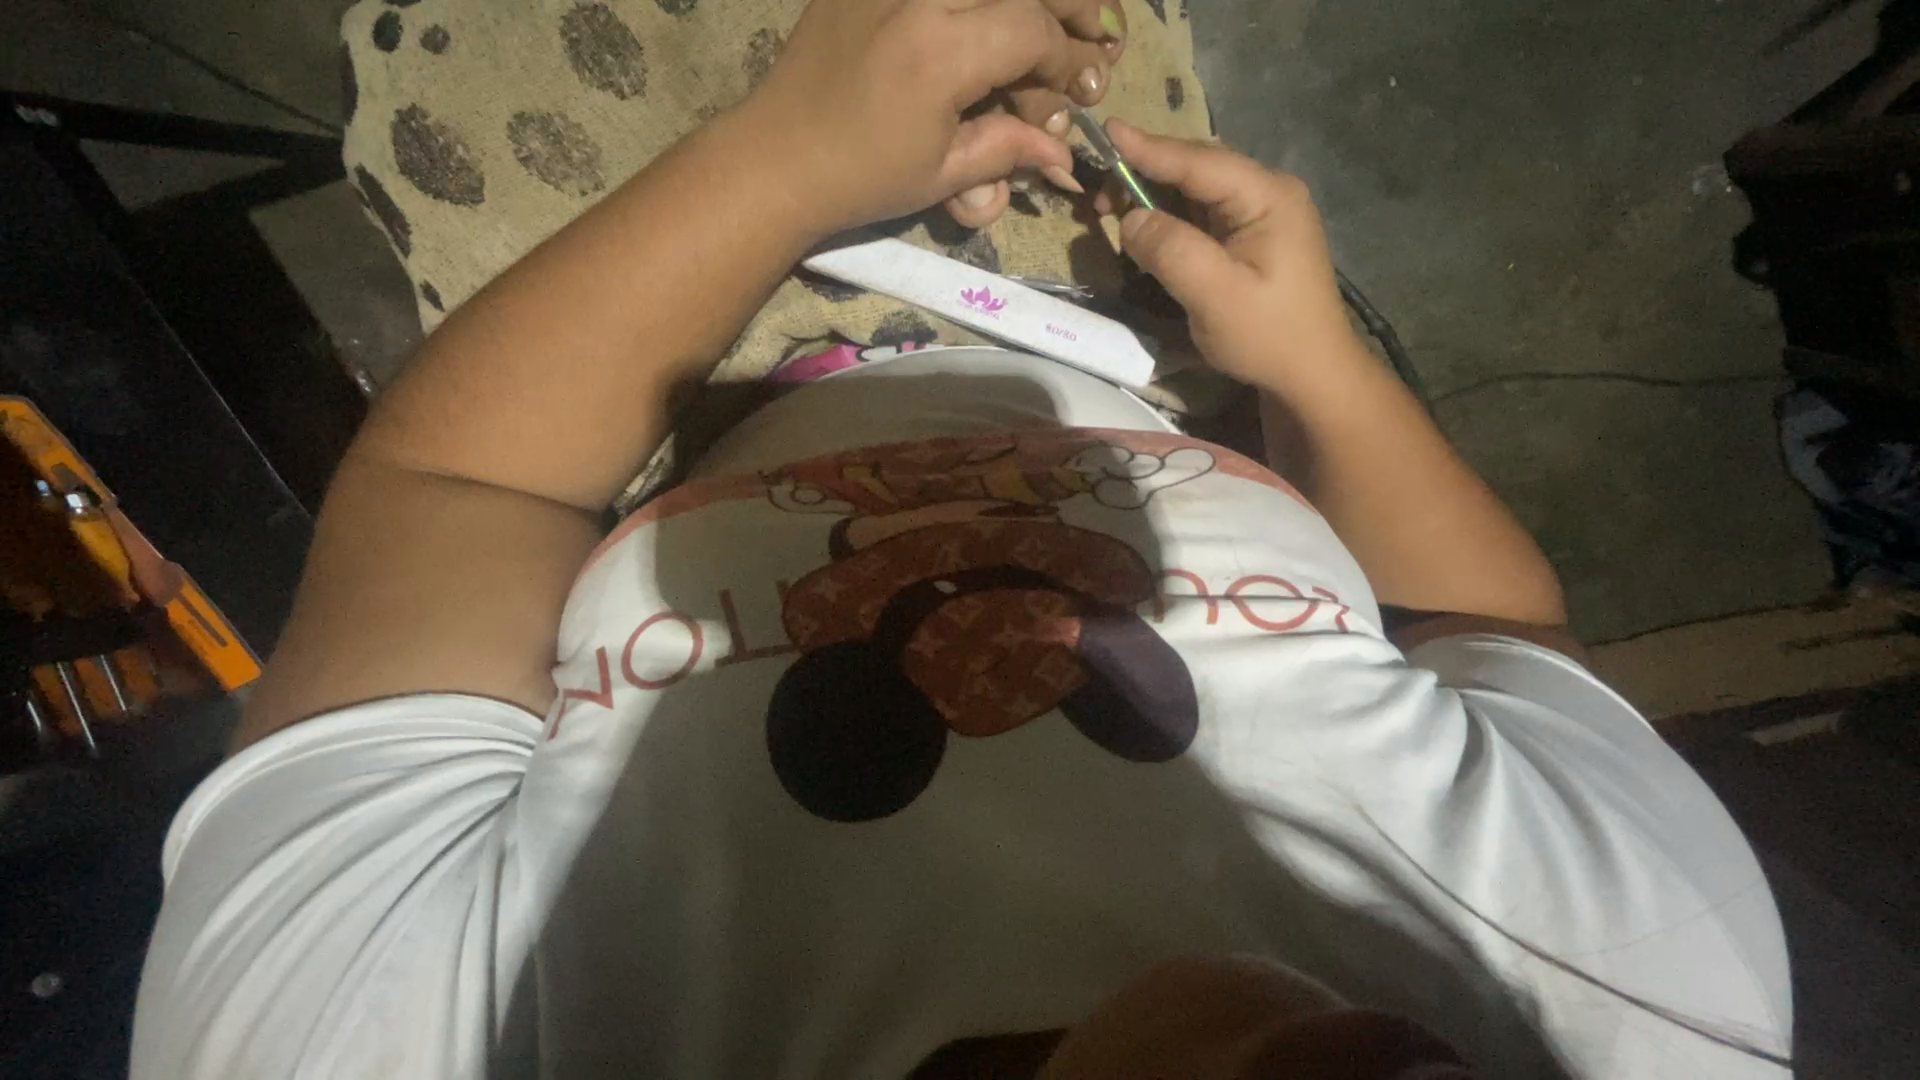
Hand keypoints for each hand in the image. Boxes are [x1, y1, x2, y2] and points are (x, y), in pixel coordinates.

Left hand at [743, 0, 1118, 234]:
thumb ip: (1008, 148)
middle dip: (1074, 3)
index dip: (1067, 58)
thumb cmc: (862, 178)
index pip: (1034, 32)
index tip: (1085, 85)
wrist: (779, 157)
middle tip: (1102, 31)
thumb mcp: (941, 173)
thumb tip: (1065, 153)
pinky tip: (999, 15)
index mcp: (943, 50)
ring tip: (1059, 17)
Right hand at [1100, 122, 1360, 387]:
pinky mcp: (1252, 239)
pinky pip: (1203, 216)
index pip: (1199, 161)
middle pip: (1198, 169)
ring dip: (1155, 196)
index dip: (1150, 147)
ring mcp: (1262, 216)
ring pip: (1198, 192)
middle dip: (1147, 172)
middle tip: (1099, 188)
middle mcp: (1268, 194)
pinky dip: (1171, 218)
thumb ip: (1170, 250)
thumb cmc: (1268, 335)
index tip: (1108, 130)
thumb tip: (1130, 217)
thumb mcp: (1214, 295)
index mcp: (1267, 196)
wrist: (1311, 374)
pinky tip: (1146, 227)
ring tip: (1112, 207)